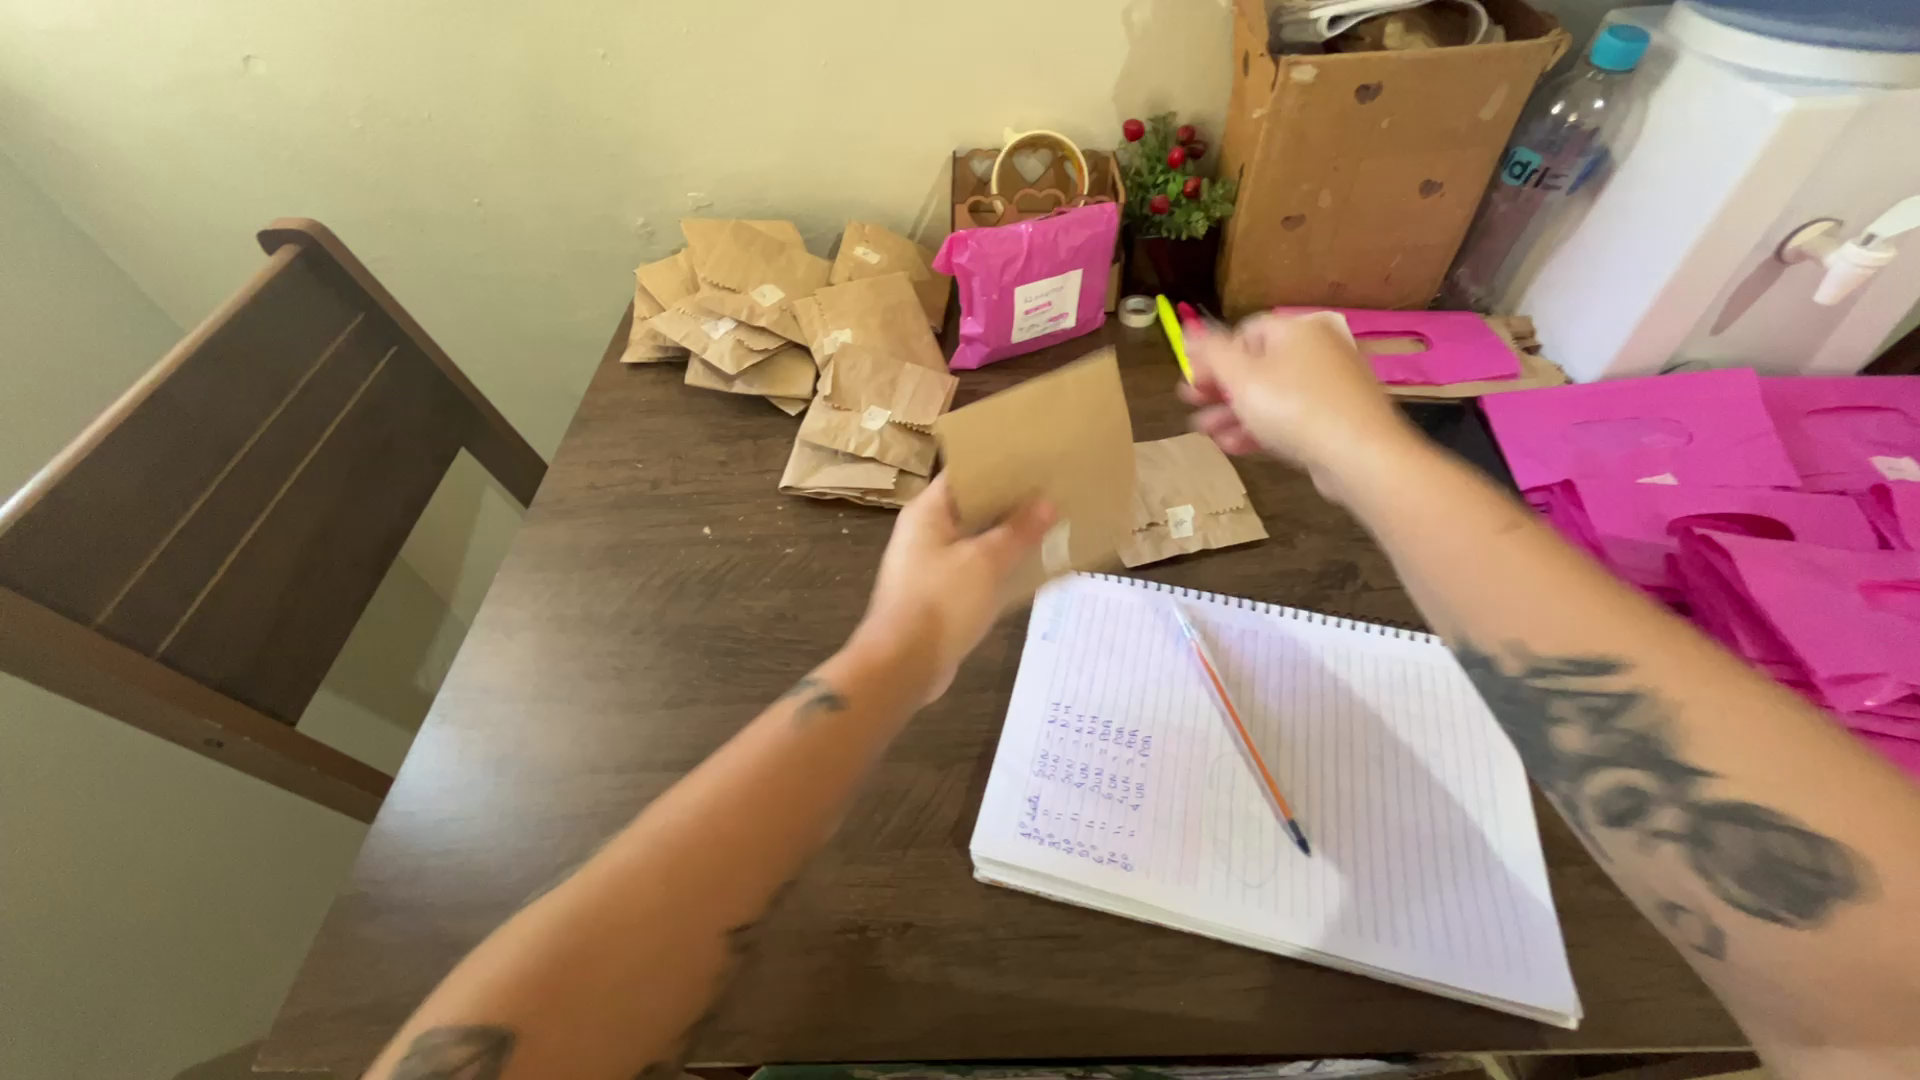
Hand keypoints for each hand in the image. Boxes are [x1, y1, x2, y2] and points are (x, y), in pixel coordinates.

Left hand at [853, 475, 1055, 702]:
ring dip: (1008, 539)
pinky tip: (1033, 571)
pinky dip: (1000, 570)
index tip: (1036, 462)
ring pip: (977, 543)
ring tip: (1051, 527)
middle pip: (972, 509)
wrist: (904, 665)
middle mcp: (925, 534)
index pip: (964, 474)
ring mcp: (931, 567)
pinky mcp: (940, 597)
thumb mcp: (985, 562)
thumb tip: (1047, 502)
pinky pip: (976, 574)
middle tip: (1052, 493)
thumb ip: (1017, 531)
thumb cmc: (940, 602)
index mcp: (927, 513)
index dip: (1000, 466)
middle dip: (1010, 504)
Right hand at [1178, 312, 1423, 499]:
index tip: (1193, 380)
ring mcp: (1328, 386)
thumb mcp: (1241, 377)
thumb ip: (1211, 353)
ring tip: (1206, 433)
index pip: (1245, 332)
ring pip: (1269, 395)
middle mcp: (1316, 350)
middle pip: (1255, 365)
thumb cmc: (1293, 408)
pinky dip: (1261, 427)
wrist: (1360, 455)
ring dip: (1233, 414)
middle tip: (1190, 405)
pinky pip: (1289, 416)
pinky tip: (1236, 446)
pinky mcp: (1333, 418)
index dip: (1214, 355)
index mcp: (1296, 330)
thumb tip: (1189, 332)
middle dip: (1218, 389)